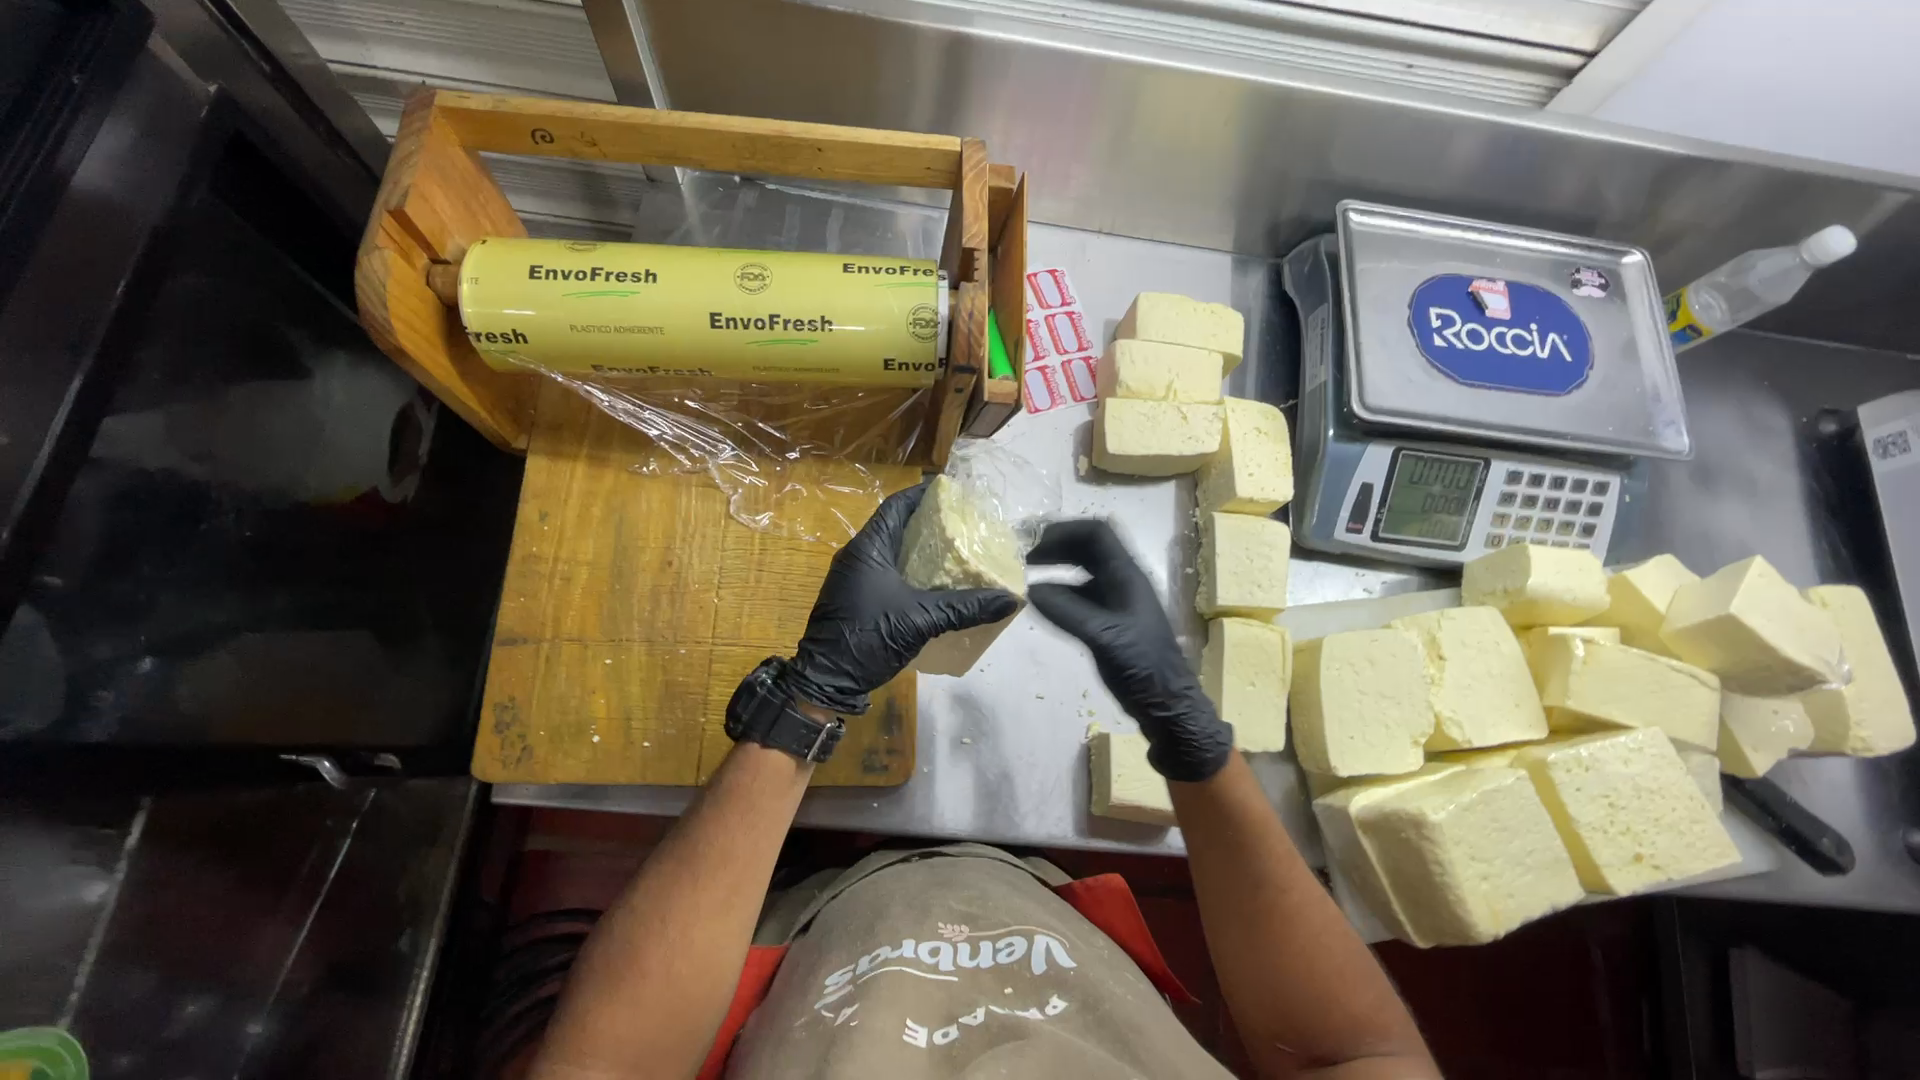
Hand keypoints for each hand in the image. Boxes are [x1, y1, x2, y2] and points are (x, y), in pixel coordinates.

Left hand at [784, 481, 1020, 714]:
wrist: (826, 680)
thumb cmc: (867, 637)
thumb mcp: (921, 620)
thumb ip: (964, 608)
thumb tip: (1008, 600)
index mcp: (868, 549)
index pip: (896, 507)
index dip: (922, 495)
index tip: (951, 492)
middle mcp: (858, 557)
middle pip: (896, 527)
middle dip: (927, 523)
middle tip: (962, 523)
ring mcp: (854, 579)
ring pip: (892, 553)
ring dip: (920, 550)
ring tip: (955, 551)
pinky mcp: (856, 599)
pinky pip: (887, 574)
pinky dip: (911, 573)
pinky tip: (935, 585)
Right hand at [1026, 519, 1232, 781]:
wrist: (1168, 705)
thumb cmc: (1143, 667)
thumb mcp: (1104, 638)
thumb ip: (1067, 612)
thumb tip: (1029, 590)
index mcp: (1128, 575)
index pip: (1096, 533)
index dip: (1064, 531)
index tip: (1033, 542)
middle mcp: (1123, 581)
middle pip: (1088, 547)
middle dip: (1056, 545)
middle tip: (1024, 556)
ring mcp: (1117, 601)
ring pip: (1084, 570)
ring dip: (1057, 567)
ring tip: (1028, 575)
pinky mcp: (1111, 621)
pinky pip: (1082, 595)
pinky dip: (1060, 592)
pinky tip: (1043, 603)